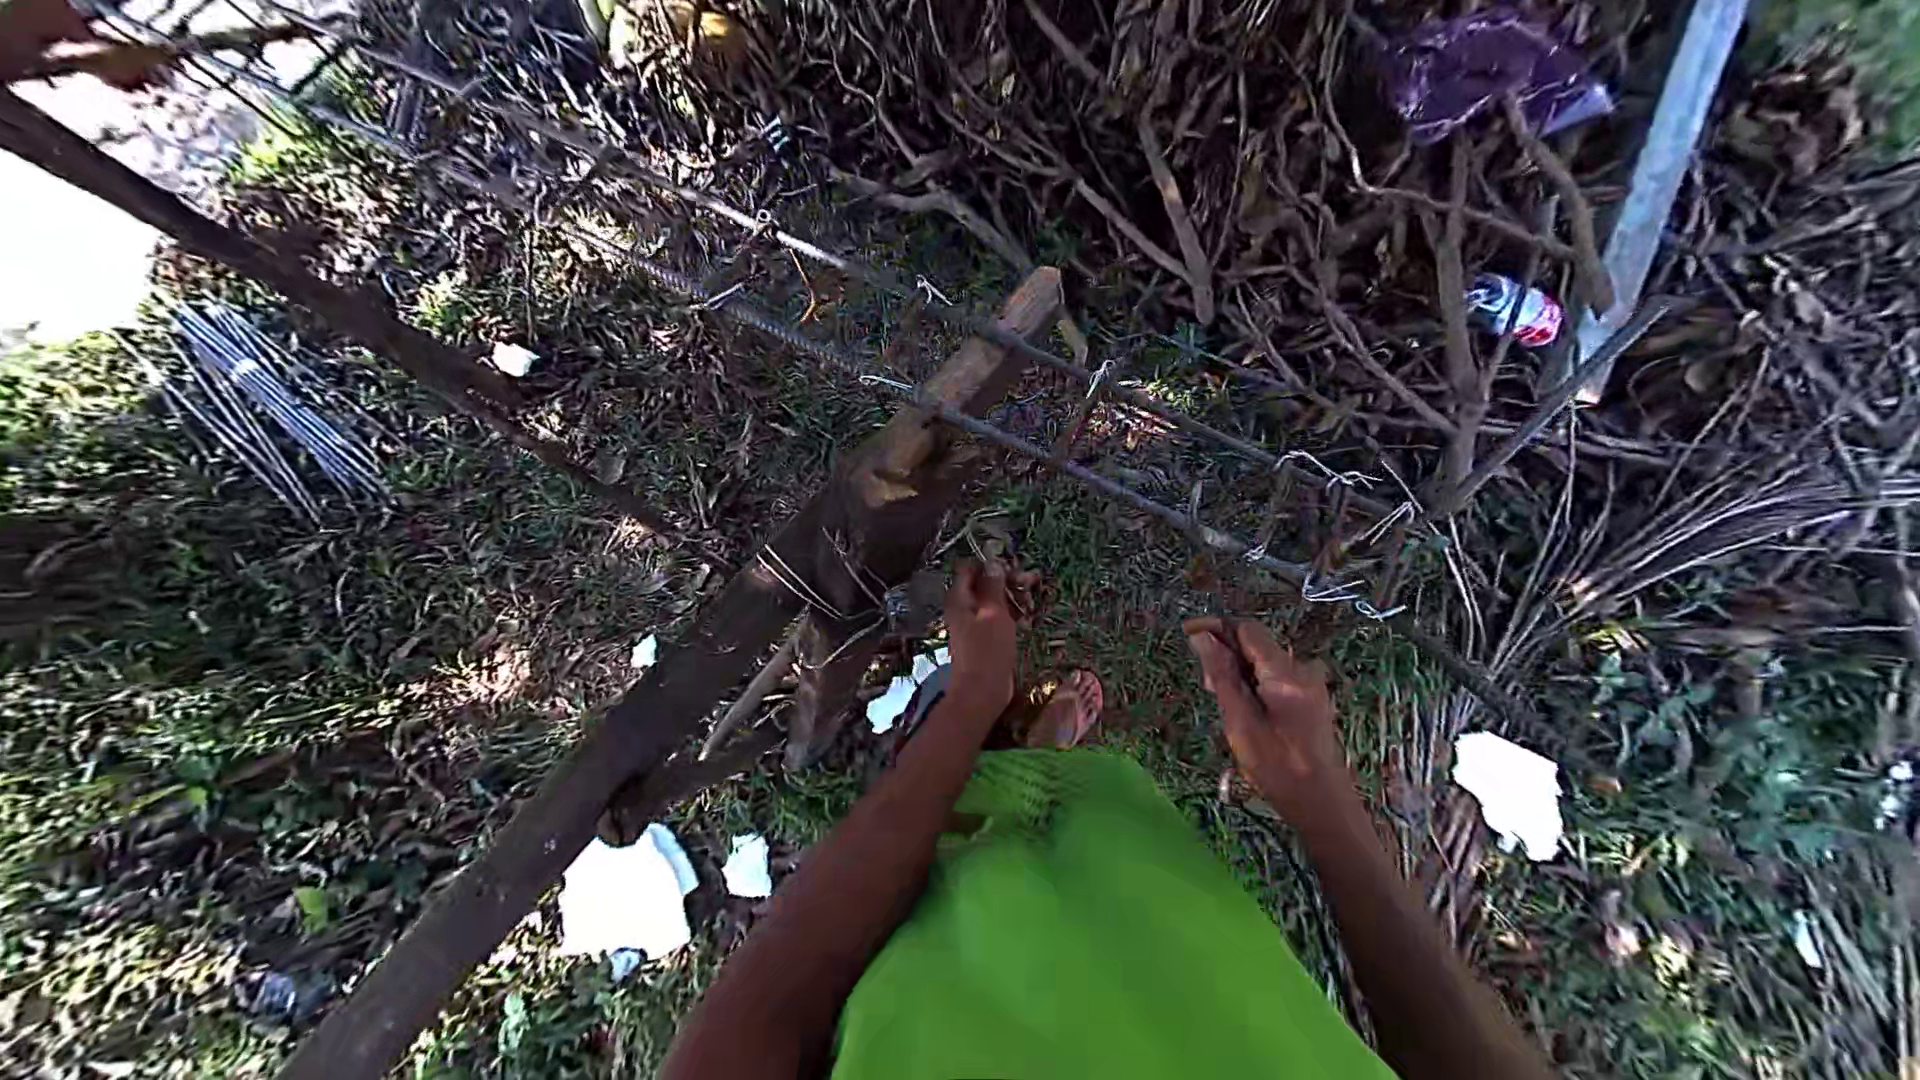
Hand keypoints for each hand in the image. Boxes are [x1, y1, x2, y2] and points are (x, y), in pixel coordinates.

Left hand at [943, 561, 1020, 714]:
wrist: (981, 690)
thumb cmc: (987, 650)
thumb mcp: (993, 613)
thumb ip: (992, 587)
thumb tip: (993, 563)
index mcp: (959, 598)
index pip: (970, 568)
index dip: (991, 565)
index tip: (1013, 569)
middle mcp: (963, 607)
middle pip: (983, 583)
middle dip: (1007, 581)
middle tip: (1031, 583)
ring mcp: (973, 623)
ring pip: (993, 601)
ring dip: (1012, 598)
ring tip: (1031, 603)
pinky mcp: (984, 637)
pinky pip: (997, 617)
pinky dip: (1010, 615)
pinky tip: (1027, 619)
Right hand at [1184, 616, 1353, 823]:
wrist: (1322, 805)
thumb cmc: (1277, 765)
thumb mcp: (1240, 719)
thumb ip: (1221, 674)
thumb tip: (1202, 636)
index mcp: (1286, 671)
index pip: (1247, 629)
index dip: (1216, 627)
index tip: (1187, 634)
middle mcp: (1302, 669)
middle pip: (1255, 643)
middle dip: (1225, 653)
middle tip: (1205, 683)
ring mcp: (1309, 684)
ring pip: (1262, 660)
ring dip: (1236, 669)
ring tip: (1220, 698)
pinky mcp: (1309, 698)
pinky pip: (1273, 676)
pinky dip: (1252, 682)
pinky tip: (1241, 706)